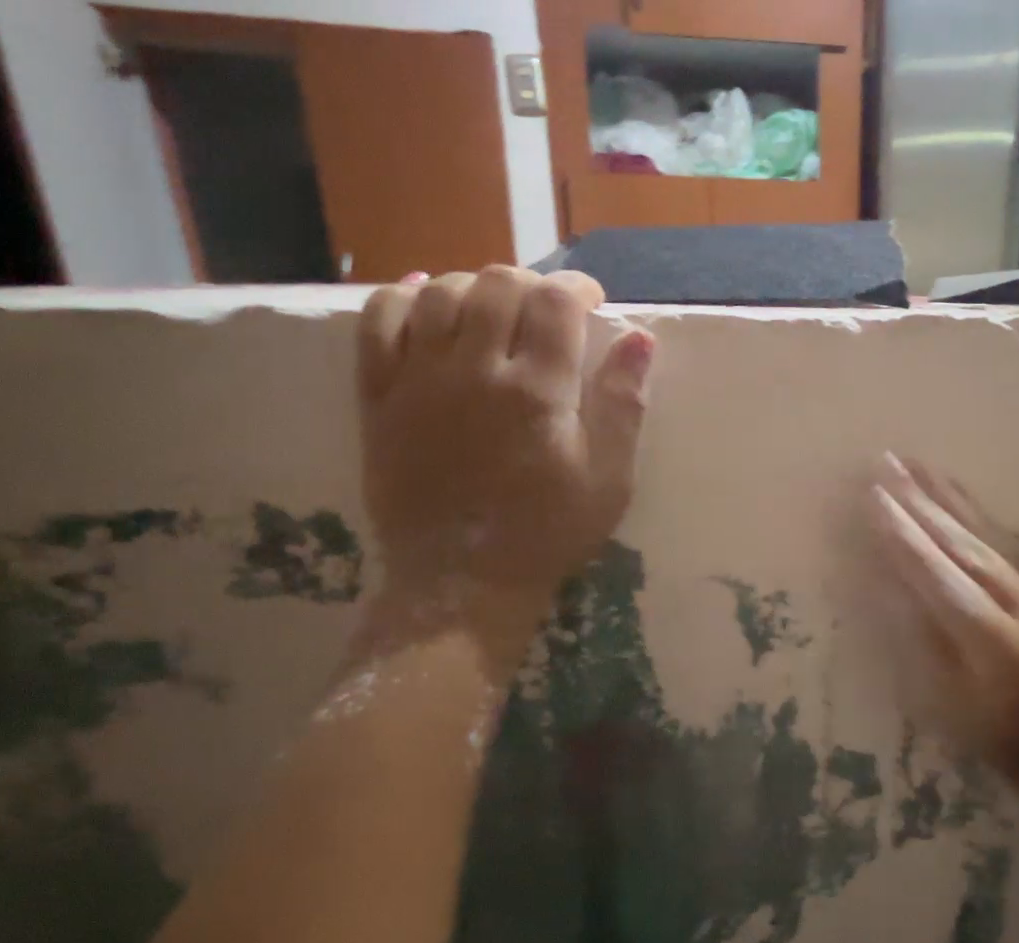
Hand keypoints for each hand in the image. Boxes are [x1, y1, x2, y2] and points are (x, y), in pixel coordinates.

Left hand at [357, 267, 654, 617]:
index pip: (554, 301)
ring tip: (492, 309)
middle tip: (545, 309)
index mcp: (537, 392)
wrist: (461, 584)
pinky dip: (401, 297)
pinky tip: (422, 296)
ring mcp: (418, 382)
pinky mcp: (379, 399)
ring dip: (472, 286)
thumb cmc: (547, 535)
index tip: (590, 302)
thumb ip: (624, 406)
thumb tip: (640, 338)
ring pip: (438, 293)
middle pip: (497, 285)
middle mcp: (474, 373)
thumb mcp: (609, 481)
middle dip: (530, 283)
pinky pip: (378, 324)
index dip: (576, 287)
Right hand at [867, 454, 1018, 774]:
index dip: (904, 539)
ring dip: (943, 497)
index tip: (873, 498)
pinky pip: (1000, 541)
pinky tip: (952, 488)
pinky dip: (971, 511)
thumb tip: (880, 587)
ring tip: (911, 462)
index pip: (940, 578)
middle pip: (962, 547)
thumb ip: (916, 642)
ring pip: (982, 536)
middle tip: (885, 464)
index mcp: (994, 642)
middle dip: (920, 505)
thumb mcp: (944, 704)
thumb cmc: (991, 735)